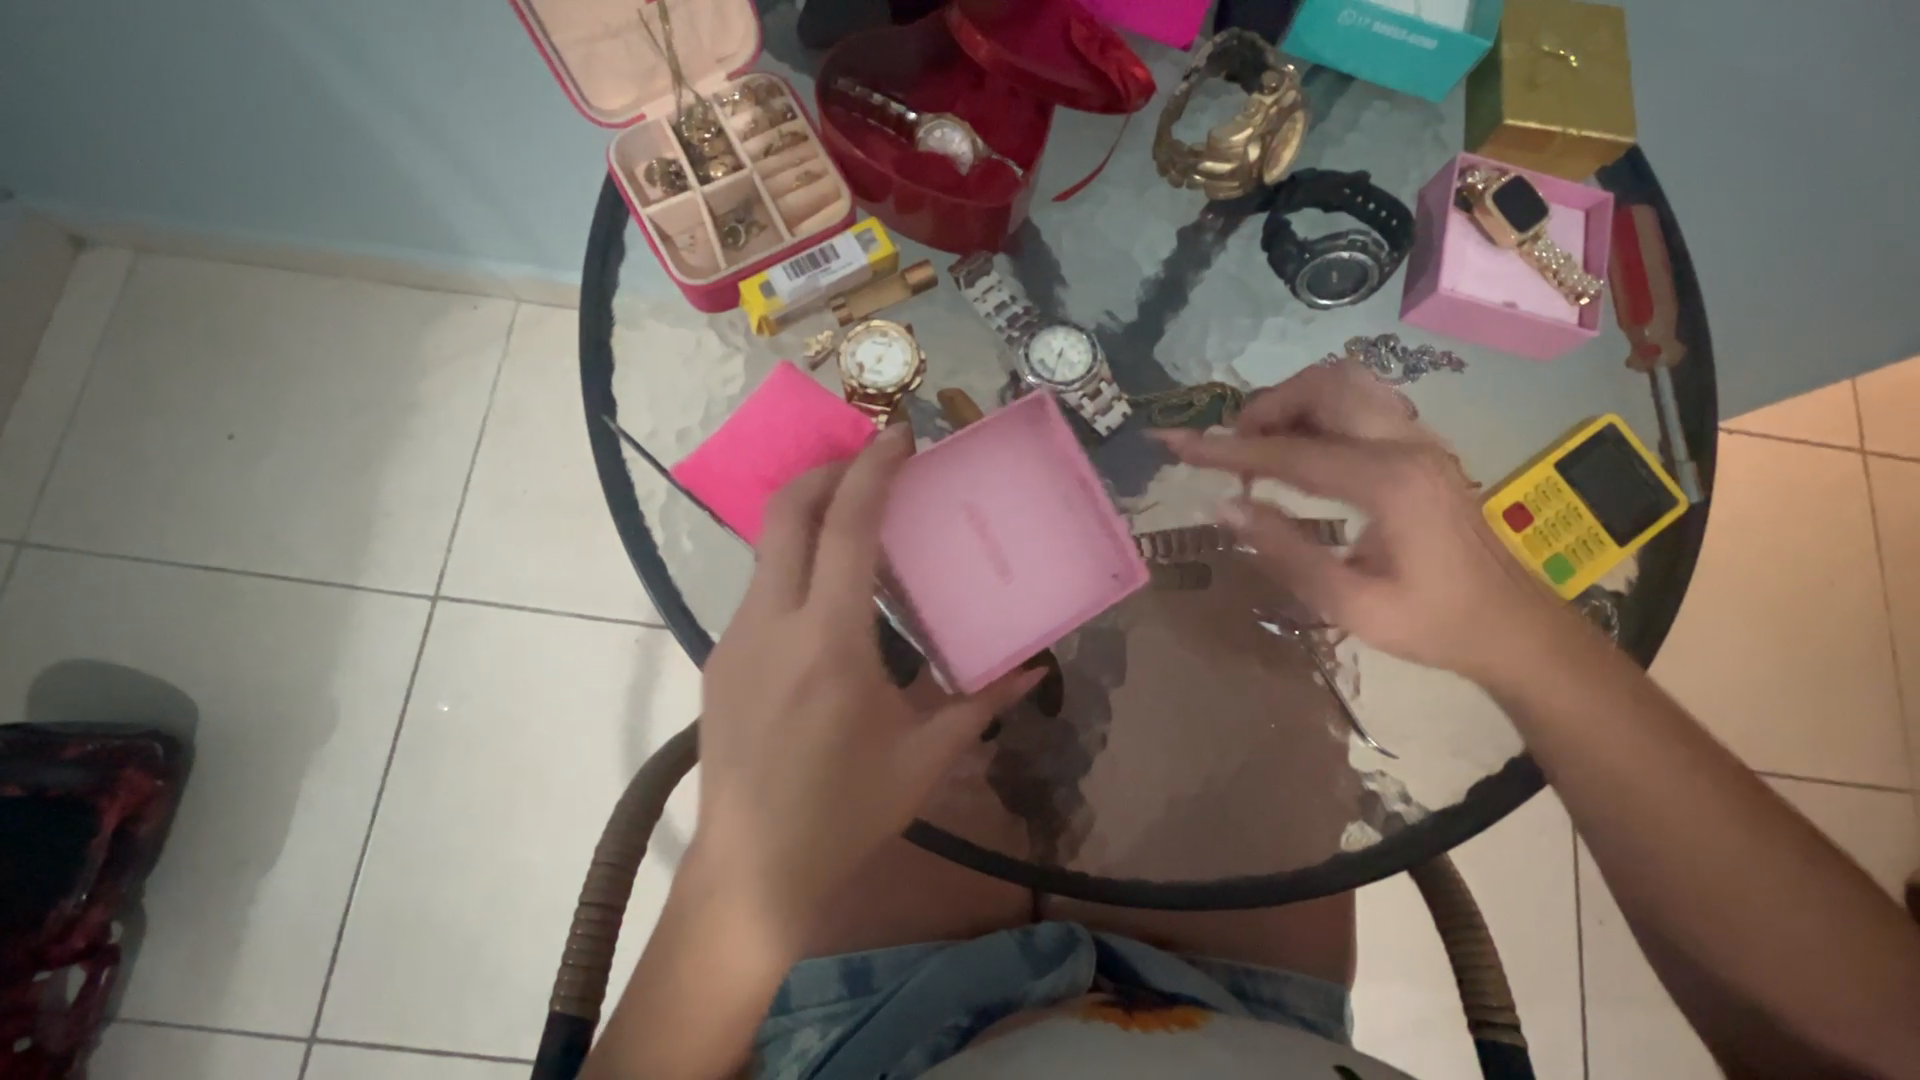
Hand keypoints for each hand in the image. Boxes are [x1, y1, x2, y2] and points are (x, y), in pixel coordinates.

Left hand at [693, 426, 1038, 947]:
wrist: (751, 869)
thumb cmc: (846, 814)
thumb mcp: (923, 758)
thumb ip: (980, 703)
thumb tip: (1033, 668)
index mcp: (830, 642)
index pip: (847, 527)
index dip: (874, 470)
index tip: (899, 437)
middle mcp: (772, 624)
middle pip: (787, 512)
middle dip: (830, 470)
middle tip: (874, 463)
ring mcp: (734, 639)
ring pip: (768, 548)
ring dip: (810, 517)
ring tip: (858, 524)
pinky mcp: (718, 659)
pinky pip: (760, 589)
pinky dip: (795, 564)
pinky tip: (828, 597)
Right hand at [1156, 363, 1576, 679]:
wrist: (1513, 627)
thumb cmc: (1432, 625)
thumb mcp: (1349, 604)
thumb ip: (1284, 550)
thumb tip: (1222, 508)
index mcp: (1388, 483)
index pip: (1288, 453)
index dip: (1225, 450)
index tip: (1177, 445)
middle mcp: (1406, 445)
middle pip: (1324, 386)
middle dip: (1265, 407)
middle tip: (1232, 450)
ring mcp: (1420, 440)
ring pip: (1345, 384)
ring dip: (1293, 402)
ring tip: (1261, 448)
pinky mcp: (1423, 448)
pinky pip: (1362, 403)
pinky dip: (1318, 412)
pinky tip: (1300, 452)